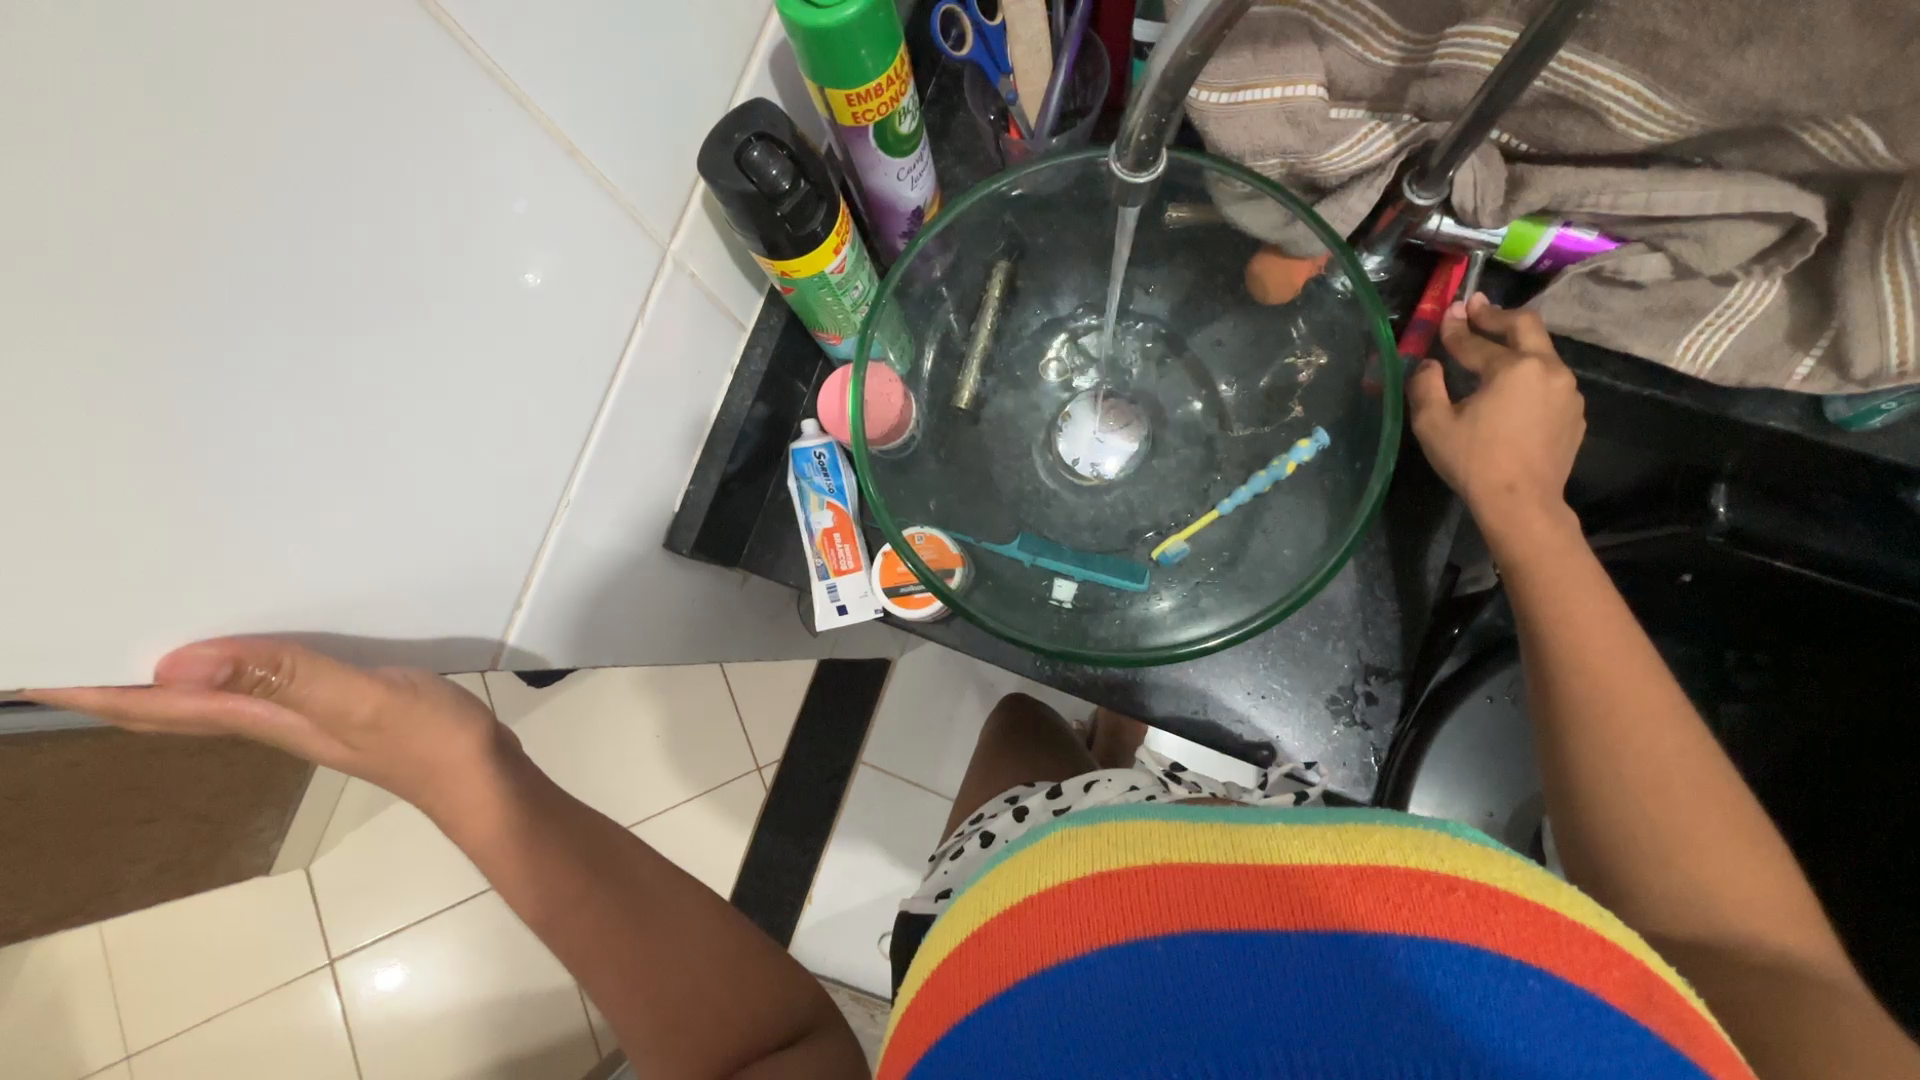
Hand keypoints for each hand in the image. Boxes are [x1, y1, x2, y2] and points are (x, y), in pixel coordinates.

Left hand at [25, 637, 515, 820]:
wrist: (484, 778)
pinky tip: (256, 642)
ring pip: (216, 693)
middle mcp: (274, 721)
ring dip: (171, 668)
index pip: (159, 703)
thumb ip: (289, 676)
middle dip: (114, 679)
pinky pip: (268, 682)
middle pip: (172, 706)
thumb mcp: (364, 701)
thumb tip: (179, 660)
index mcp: (268, 719)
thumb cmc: (429, 741)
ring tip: (145, 629)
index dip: (91, 687)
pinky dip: (240, 661)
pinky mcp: (342, 708)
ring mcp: (309, 718)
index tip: (35, 659)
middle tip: (79, 632)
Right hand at [1409, 293, 1586, 541]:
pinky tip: (1512, 388)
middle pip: (1525, 327)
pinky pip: (1549, 381)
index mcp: (1512, 368)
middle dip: (1497, 315)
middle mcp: (1547, 369)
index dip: (1456, 326)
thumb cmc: (1473, 461)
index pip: (1476, 341)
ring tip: (1495, 345)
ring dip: (1516, 344)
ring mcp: (1567, 391)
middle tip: (1477, 307)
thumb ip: (1426, 386)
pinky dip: (1528, 373)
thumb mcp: (1432, 424)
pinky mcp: (1573, 412)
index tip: (1446, 311)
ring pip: (1542, 353)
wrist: (1522, 502)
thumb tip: (1430, 364)